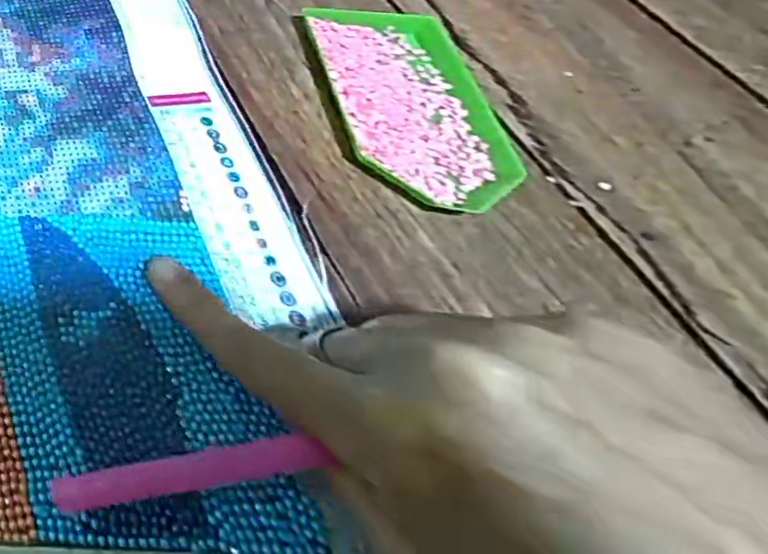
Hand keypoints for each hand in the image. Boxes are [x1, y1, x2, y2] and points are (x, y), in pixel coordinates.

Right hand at [147, 258, 767, 553]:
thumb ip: (357, 496)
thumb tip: (317, 444)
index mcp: (402, 428)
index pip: (269, 360)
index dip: (203, 316)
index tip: (160, 270)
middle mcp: (452, 359)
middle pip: (354, 347)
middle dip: (363, 385)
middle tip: (419, 447)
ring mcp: (535, 336)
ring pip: (432, 341)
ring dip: (445, 381)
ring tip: (529, 451)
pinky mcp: (607, 329)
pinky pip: (519, 339)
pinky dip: (525, 375)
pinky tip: (594, 436)